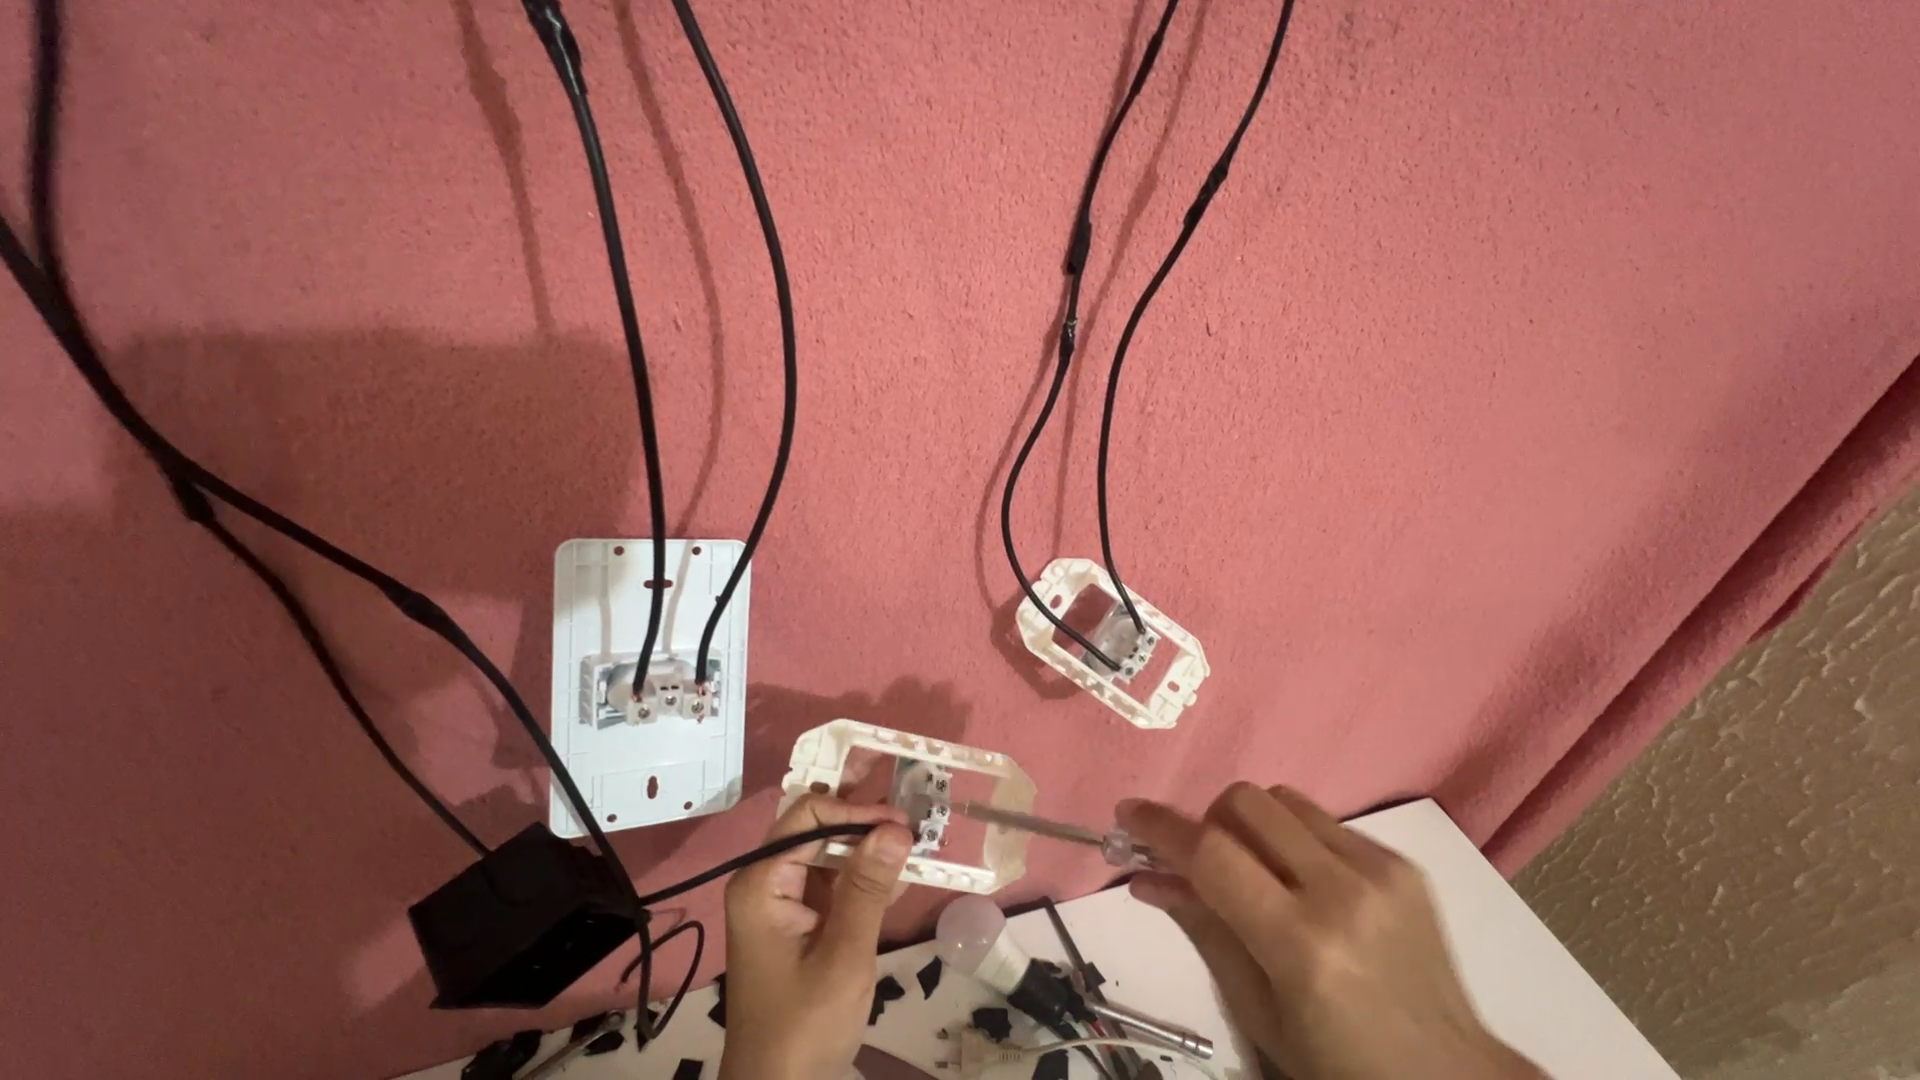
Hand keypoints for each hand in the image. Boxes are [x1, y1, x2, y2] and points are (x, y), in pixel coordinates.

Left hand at [717, 795, 914, 1079]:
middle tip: (911, 826)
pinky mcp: (796, 921)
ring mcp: (779, 902)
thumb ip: (868, 889)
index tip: (902, 824)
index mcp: (761, 883)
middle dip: (863, 822)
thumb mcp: (843, 957)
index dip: (855, 811)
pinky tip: (895, 880)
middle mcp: (764, 881)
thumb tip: (897, 826)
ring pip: (826, 852)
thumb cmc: (804, 1027)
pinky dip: (861, 877)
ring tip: (911, 846)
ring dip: (866, 848)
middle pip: (814, 828)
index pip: (809, 817)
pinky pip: (830, 881)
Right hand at [1120, 784, 1545, 1079]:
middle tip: (1201, 860)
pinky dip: (1295, 838)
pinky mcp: (1403, 864)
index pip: (1212, 856)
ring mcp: (1379, 871)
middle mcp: (1341, 892)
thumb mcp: (1257, 1009)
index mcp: (1300, 944)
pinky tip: (1304, 881)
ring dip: (1251, 824)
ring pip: (1283, 799)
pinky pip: (1324, 820)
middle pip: (1247, 804)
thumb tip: (1144, 877)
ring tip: (1255, 869)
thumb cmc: (1336, 1061)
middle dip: (1208, 820)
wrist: (1449, 1076)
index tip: (1128, 813)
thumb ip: (1201, 928)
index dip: (1161, 827)